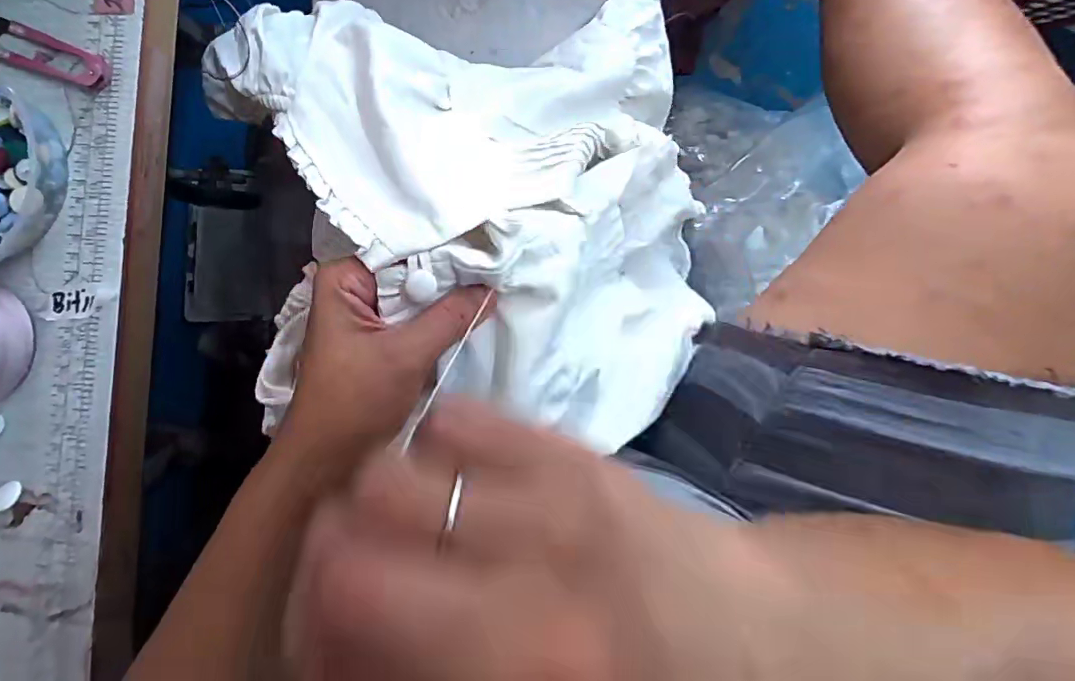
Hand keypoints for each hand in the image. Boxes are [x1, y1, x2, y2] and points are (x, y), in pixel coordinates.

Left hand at [275, 259, 491, 473]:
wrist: (327, 458)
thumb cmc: (353, 403)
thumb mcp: (405, 356)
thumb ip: (448, 318)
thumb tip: (490, 288)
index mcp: (340, 276)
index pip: (394, 241)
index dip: (437, 240)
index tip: (481, 236)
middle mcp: (349, 284)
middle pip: (404, 262)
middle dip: (446, 264)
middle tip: (495, 255)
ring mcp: (364, 308)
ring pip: (411, 287)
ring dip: (445, 288)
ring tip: (491, 273)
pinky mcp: (378, 332)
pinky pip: (411, 310)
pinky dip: (436, 311)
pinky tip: (471, 302)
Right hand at [286, 399, 780, 679]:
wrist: (764, 637)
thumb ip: (424, 664)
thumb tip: (341, 651)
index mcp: (529, 647)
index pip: (356, 595)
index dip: (310, 620)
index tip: (313, 641)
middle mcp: (529, 551)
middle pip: (361, 512)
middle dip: (325, 553)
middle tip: (337, 587)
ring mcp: (545, 480)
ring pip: (393, 458)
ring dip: (370, 500)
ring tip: (391, 537)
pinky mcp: (559, 441)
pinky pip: (449, 418)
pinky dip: (425, 453)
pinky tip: (445, 490)